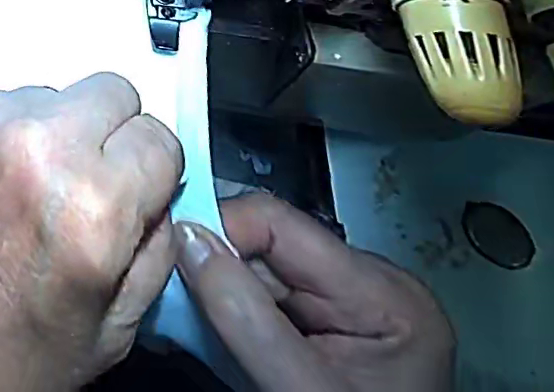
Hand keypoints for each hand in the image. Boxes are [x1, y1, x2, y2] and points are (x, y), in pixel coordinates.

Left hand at [0, 73, 184, 390]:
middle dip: (112, 133)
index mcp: (91, 204)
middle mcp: (36, 144)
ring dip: (54, 130)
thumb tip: (158, 190)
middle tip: (87, 177)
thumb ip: (155, 247)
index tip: (135, 188)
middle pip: (112, 90)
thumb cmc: (2, 354)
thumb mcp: (112, 329)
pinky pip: (1, 97)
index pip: (158, 137)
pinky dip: (5, 129)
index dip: (153, 170)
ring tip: (26, 184)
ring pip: (54, 92)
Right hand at [176, 194, 453, 391]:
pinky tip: (206, 331)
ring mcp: (345, 306)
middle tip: (172, 299)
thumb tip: (188, 238)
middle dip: (212, 266)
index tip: (171, 257)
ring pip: (251, 268)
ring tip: (185, 320)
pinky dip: (225, 311)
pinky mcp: (322, 326)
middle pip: (260, 243)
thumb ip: (249, 320)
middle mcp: (366, 284)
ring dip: (212, 291)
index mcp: (382, 293)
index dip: (216, 230)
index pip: (276, 221)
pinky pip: (258, 297)